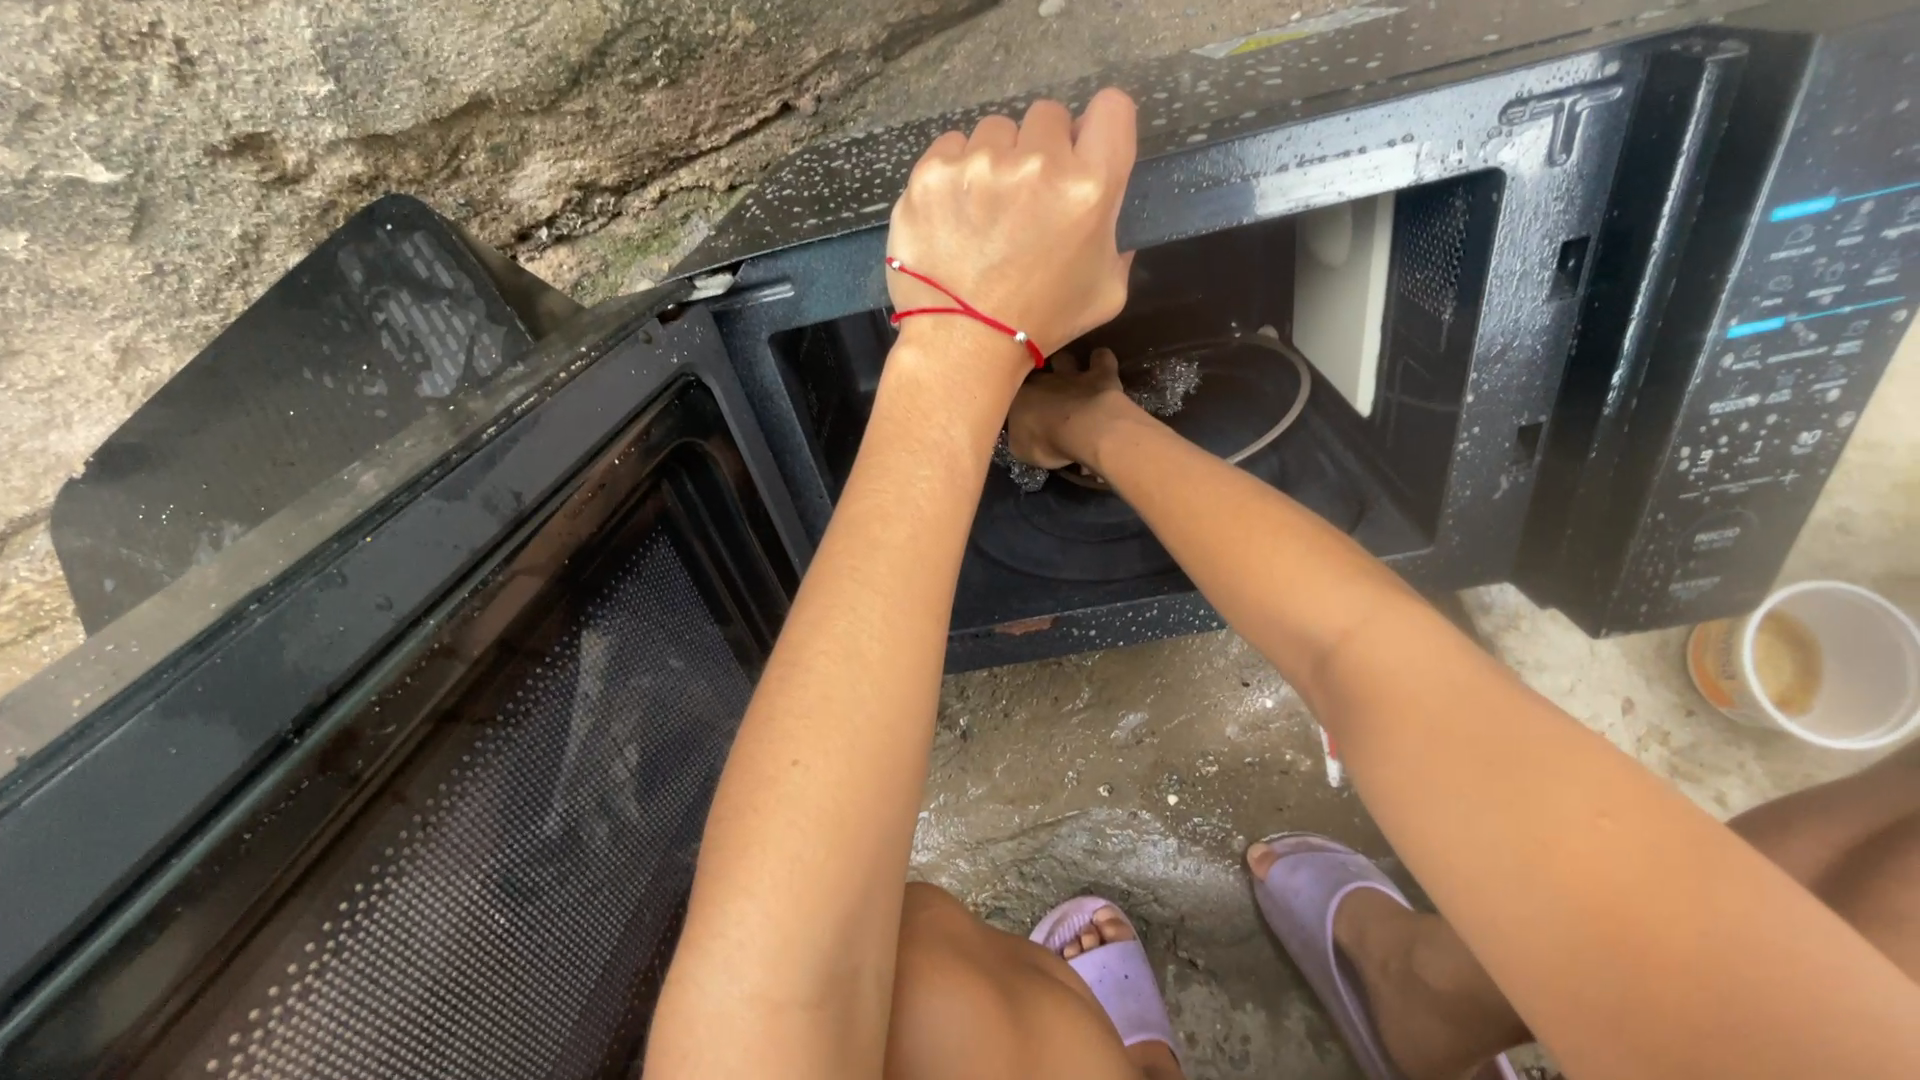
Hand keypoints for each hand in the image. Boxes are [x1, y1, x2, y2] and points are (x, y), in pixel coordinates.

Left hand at [886, 88, 1137, 381]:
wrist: (962, 344)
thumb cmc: (1039, 322)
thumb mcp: (1106, 292)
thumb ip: (1118, 240)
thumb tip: (1106, 213)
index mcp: (1090, 187)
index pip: (1111, 108)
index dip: (1099, 127)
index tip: (1083, 150)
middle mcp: (1037, 163)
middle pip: (1048, 115)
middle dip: (1043, 148)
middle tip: (1027, 197)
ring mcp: (979, 164)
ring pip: (996, 130)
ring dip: (996, 159)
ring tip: (986, 210)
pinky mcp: (932, 173)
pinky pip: (951, 146)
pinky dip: (955, 172)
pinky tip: (956, 212)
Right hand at [1007, 347, 1140, 469]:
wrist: (1086, 430)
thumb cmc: (1048, 443)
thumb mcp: (1021, 449)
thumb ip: (1018, 436)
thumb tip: (1020, 432)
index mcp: (1020, 397)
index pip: (1012, 392)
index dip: (1016, 399)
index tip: (1020, 410)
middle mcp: (1043, 380)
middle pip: (1037, 374)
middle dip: (1039, 380)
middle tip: (1043, 393)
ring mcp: (1073, 374)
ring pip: (1064, 358)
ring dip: (1066, 363)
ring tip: (1068, 373)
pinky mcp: (1101, 374)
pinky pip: (1102, 358)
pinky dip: (1101, 359)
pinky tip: (1102, 364)